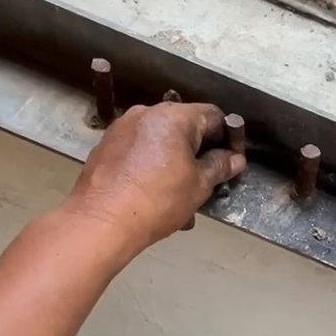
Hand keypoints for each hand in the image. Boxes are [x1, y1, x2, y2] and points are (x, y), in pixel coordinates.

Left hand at [61, 102, 244, 254]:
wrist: (102, 221)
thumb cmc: (155, 201)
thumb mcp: (199, 185)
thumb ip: (220, 166)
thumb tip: (234, 160)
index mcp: (174, 117)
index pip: (213, 116)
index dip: (228, 137)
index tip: (232, 159)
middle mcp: (147, 114)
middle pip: (185, 125)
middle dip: (200, 149)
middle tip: (208, 176)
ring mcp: (124, 128)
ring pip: (162, 138)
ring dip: (176, 157)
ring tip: (180, 189)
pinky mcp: (107, 144)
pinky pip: (140, 148)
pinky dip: (153, 163)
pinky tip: (156, 189)